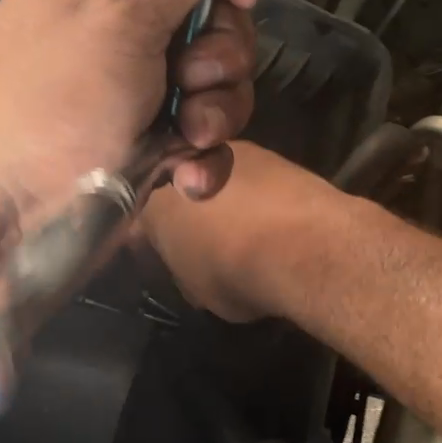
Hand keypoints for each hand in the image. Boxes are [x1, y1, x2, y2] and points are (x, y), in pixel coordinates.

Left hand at [0, 0, 259, 245]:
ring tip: (185, 137)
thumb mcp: (117, 17)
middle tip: (190, 79)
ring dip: (216, 114)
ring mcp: (145, 94)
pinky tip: (185, 178)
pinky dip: (205, 162)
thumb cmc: (52, 99)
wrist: (2, 214)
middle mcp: (131, 31)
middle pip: (217, 21)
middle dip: (222, 55)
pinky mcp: (155, 149)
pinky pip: (209, 144)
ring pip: (222, 88)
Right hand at [140, 142, 358, 321]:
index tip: (164, 254)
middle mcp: (185, 165)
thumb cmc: (235, 273)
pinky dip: (260, 194)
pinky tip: (273, 218)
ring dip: (226, 196)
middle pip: (180, 186)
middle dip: (189, 207)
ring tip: (246, 227)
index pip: (141, 219)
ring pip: (217, 176)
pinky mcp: (273, 154)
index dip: (152, 238)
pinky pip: (255, 178)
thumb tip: (188, 264)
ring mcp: (230, 153)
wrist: (300, 243)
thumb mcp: (196, 289)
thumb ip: (183, 268)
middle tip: (205, 236)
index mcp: (153, 203)